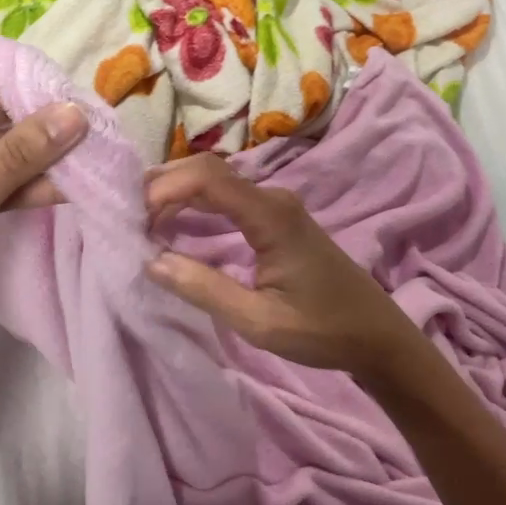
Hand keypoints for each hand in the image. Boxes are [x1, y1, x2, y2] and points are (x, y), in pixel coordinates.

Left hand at [0, 51, 87, 345]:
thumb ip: (16, 158)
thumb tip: (74, 113)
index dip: (25, 72)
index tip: (74, 86)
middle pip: (1, 107)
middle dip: (47, 114)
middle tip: (100, 123)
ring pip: (11, 147)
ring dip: (49, 153)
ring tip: (100, 153)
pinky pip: (10, 181)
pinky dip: (38, 184)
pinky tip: (78, 186)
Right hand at [144, 154, 412, 373]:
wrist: (376, 335)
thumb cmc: (322, 331)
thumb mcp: (259, 322)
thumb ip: (204, 289)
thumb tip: (151, 261)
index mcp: (271, 216)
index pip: (208, 178)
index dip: (166, 189)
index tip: (137, 219)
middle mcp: (272, 198)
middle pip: (207, 169)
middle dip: (163, 184)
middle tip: (128, 214)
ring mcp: (274, 204)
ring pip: (214, 178)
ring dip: (176, 191)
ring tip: (142, 218)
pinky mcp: (273, 216)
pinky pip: (225, 195)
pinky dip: (193, 201)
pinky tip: (173, 221)